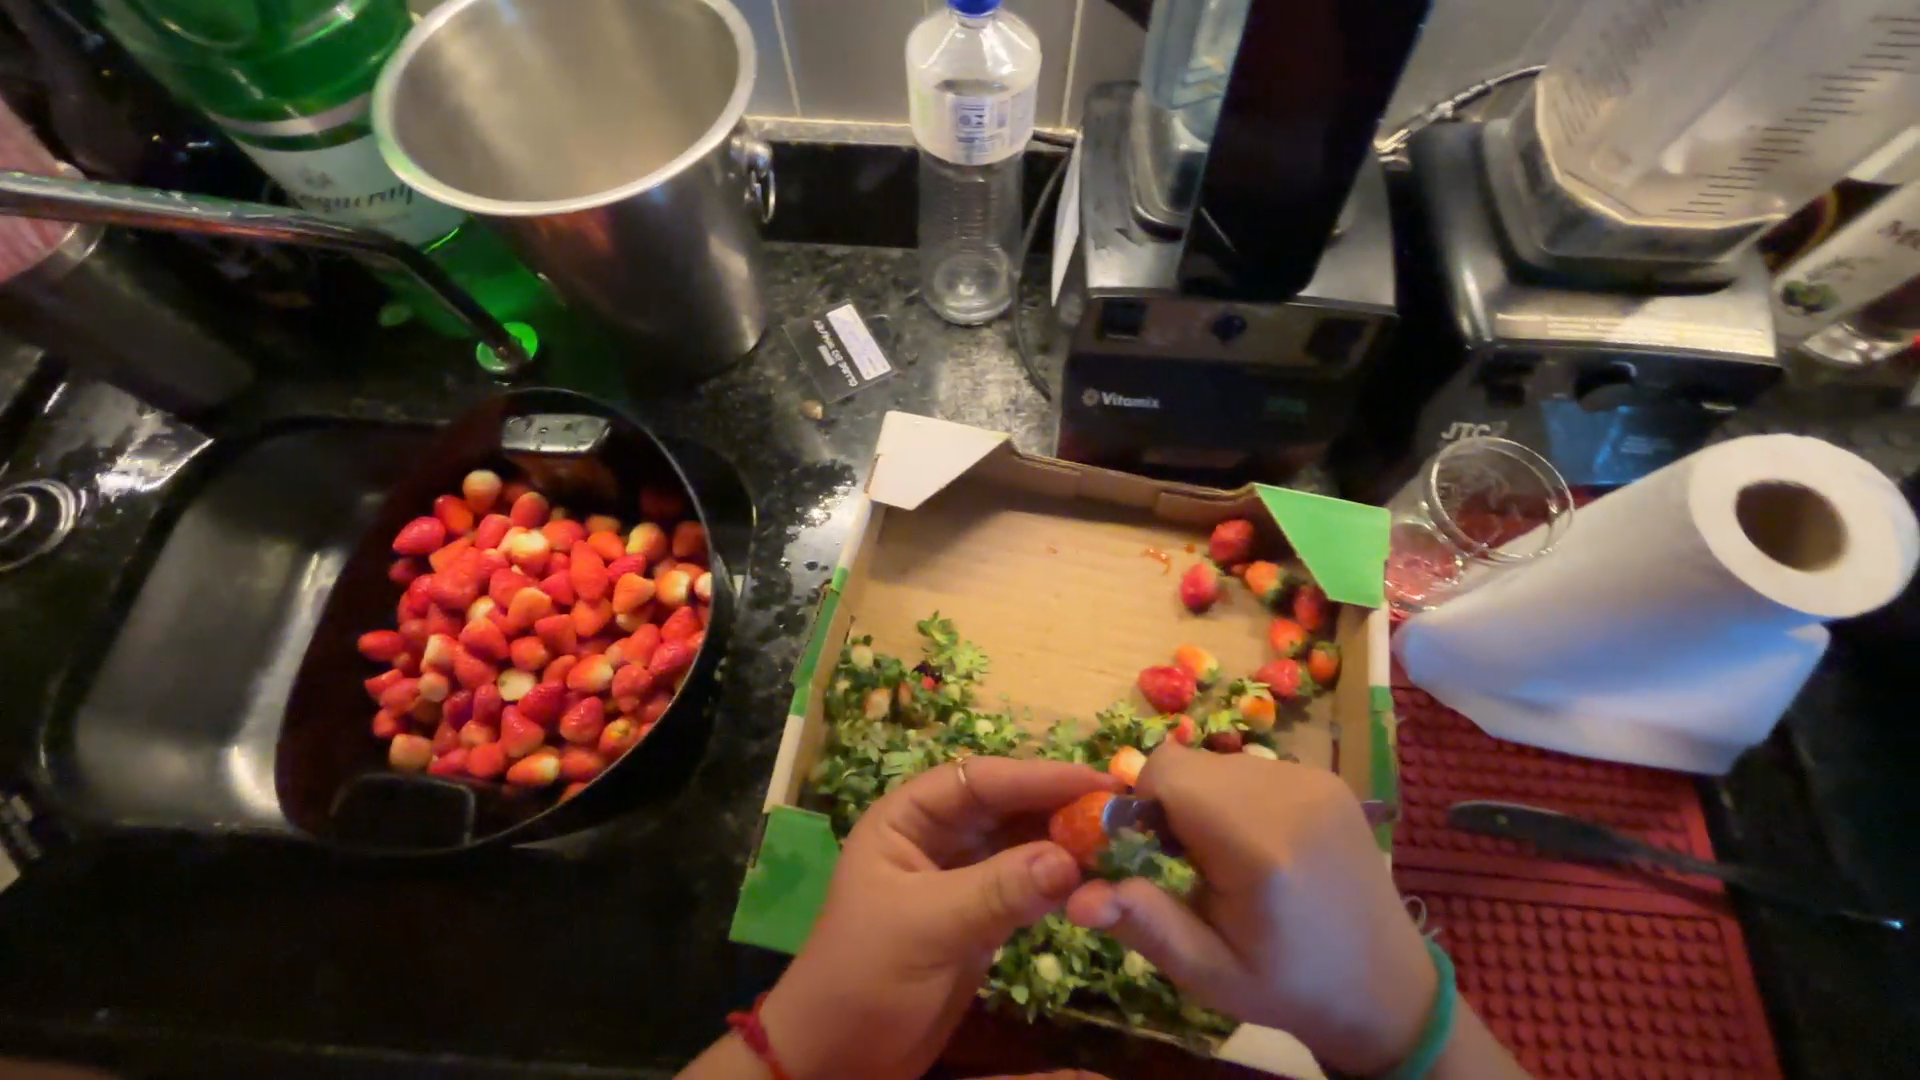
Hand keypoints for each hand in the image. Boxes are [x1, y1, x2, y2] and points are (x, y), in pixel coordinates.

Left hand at [759, 757, 1121, 1079]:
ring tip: (1118, 840)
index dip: (1035, 775)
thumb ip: (998, 890)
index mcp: (907, 817)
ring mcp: (960, 873)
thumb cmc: (865, 976)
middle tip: (1118, 809)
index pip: (978, 779)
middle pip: (1006, 804)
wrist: (840, 1057)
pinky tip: (1094, 879)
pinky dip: (1059, 879)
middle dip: (1057, 804)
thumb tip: (1070, 858)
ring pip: (1020, 840)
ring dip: (1064, 840)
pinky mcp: (980, 912)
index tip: (1093, 779)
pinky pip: (1026, 882)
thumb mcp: (929, 926)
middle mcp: (936, 834)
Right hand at [1063, 743, 1436, 1075]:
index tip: (1153, 851)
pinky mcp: (1327, 777)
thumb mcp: (1206, 972)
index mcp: (1258, 846)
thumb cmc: (1286, 984)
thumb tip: (1073, 896)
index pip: (1167, 771)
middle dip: (1172, 802)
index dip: (1143, 802)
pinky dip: (1235, 795)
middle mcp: (1289, 794)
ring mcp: (1314, 779)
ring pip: (1217, 762)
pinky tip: (1258, 842)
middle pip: (1189, 763)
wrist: (1387, 987)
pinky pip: (1250, 766)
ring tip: (1225, 853)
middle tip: (1187, 860)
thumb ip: (1142, 923)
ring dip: (1203, 797)